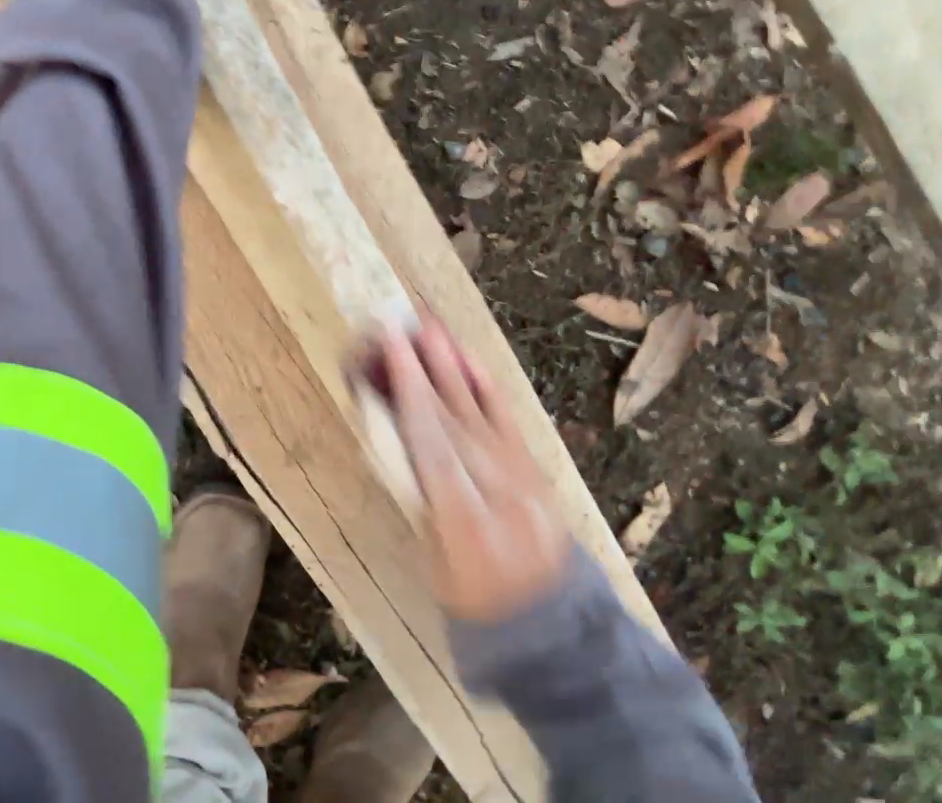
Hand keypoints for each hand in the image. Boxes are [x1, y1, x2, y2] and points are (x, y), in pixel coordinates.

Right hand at [368, 316, 570, 622]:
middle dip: (425, 366)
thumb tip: (400, 440)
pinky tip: (469, 360)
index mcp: (462, 515)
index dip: (408, 390)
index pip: (430, 440)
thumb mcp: (436, 559)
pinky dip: (486, 386)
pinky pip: (507, 419)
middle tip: (402, 323)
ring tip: (431, 326)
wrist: (550, 618)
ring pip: (478, 409)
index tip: (390, 347)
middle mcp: (494, 486)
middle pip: (451, 416)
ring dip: (452, 364)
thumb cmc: (475, 597)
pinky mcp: (533, 466)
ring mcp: (519, 473)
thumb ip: (421, 498)